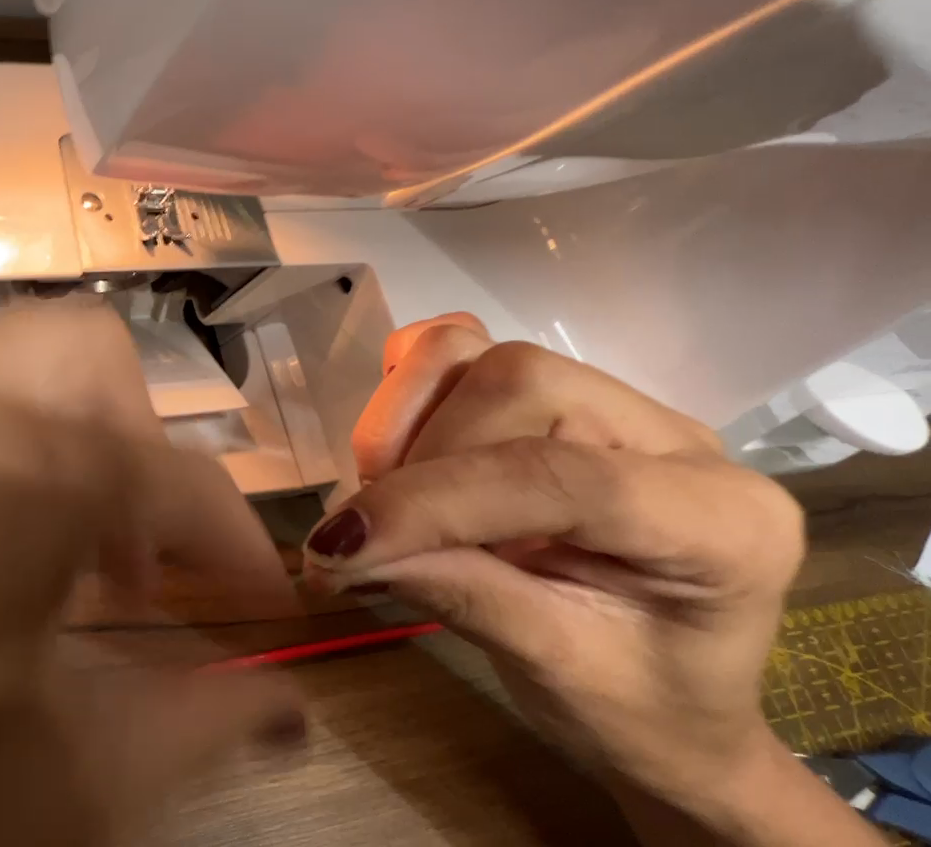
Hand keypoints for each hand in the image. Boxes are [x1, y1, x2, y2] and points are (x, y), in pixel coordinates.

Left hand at [0, 309, 302, 846]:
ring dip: (50, 439)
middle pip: (83, 357)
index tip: (263, 605)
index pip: (168, 471)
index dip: (234, 540)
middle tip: (137, 562)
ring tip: (45, 556)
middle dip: (137, 449)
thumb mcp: (48, 789)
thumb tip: (272, 697)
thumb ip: (188, 721)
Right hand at [305, 315, 876, 844]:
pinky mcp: (545, 397)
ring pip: (472, 353)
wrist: (662, 704)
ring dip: (399, 419)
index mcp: (718, 518)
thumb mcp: (554, 669)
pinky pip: (456, 354)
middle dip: (418, 459)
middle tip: (368, 536)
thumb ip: (456, 593)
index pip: (556, 472)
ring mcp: (604, 403)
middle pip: (512, 384)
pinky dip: (404, 393)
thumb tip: (342, 550)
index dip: (433, 501)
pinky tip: (400, 455)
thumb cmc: (633, 705)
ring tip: (383, 495)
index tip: (340, 550)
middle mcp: (668, 435)